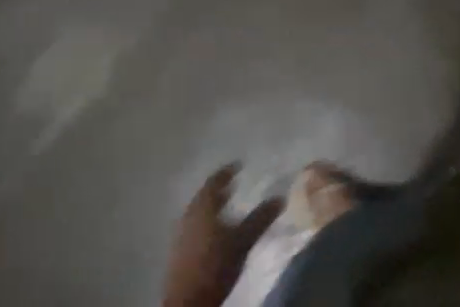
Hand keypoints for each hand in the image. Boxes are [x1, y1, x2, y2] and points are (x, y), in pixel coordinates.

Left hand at [163, 164, 282, 306]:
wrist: (188, 301)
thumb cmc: (216, 265)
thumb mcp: (243, 241)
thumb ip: (260, 218)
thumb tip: (280, 197)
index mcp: (202, 208)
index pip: (213, 182)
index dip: (226, 172)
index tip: (238, 166)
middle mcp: (188, 216)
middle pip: (203, 197)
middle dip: (218, 190)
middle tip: (233, 185)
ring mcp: (181, 234)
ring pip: (197, 212)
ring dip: (212, 206)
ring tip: (227, 206)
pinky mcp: (179, 250)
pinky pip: (194, 226)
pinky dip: (205, 221)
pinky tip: (216, 230)